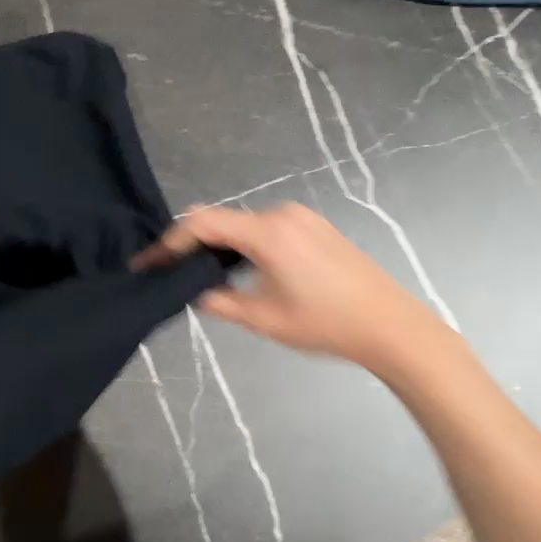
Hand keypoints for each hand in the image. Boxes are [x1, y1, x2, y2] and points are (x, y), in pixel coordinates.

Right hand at [141, 204, 454, 373]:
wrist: (392, 326)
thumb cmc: (325, 324)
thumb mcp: (261, 319)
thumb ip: (217, 301)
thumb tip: (192, 291)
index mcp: (267, 233)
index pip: (201, 224)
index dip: (169, 242)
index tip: (148, 264)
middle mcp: (282, 215)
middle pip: (220, 220)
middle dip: (191, 244)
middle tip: (168, 272)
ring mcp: (302, 218)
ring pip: (242, 225)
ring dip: (218, 245)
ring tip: (199, 275)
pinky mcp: (315, 228)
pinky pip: (265, 229)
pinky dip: (243, 245)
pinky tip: (238, 271)